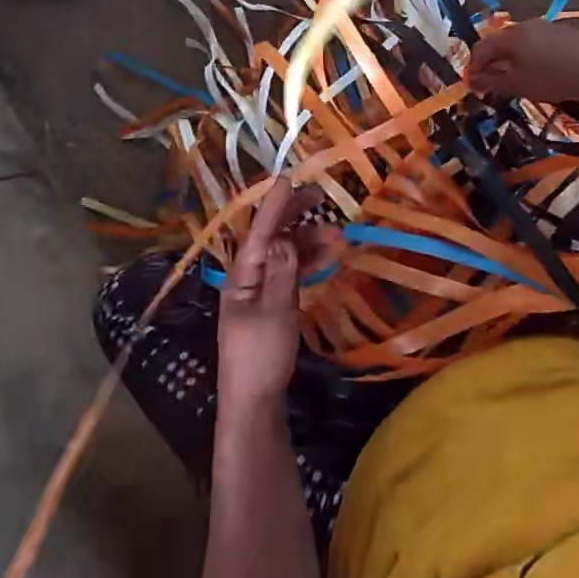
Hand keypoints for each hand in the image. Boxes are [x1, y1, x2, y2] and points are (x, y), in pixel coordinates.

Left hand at [217, 179, 335, 405]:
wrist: (254, 398)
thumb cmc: (260, 355)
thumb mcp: (274, 313)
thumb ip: (281, 273)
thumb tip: (284, 238)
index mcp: (241, 276)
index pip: (258, 233)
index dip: (274, 206)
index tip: (289, 180)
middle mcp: (248, 276)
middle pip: (270, 237)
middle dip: (293, 216)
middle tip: (320, 197)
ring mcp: (259, 289)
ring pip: (284, 254)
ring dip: (307, 241)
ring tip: (337, 233)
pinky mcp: (272, 303)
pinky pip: (289, 272)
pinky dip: (307, 262)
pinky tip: (326, 256)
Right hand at [467, 19, 578, 102]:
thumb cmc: (552, 79)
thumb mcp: (517, 85)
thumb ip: (491, 81)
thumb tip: (472, 81)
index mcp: (511, 36)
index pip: (481, 48)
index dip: (473, 67)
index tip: (473, 86)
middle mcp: (525, 25)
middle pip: (499, 43)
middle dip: (491, 63)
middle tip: (490, 84)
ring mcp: (545, 26)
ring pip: (518, 43)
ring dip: (509, 60)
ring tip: (512, 79)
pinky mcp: (561, 32)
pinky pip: (535, 43)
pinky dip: (527, 56)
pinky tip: (535, 71)